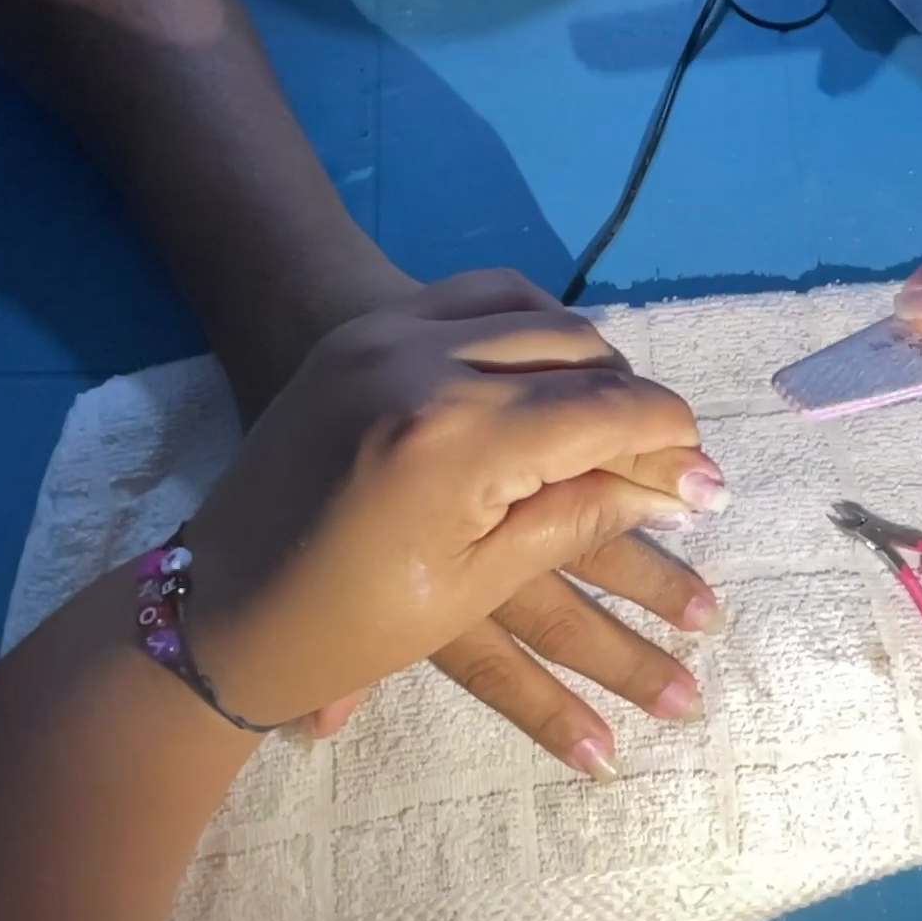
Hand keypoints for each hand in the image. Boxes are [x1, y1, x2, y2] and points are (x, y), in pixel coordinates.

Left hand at [179, 271, 725, 747]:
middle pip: (582, 355)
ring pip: (539, 315)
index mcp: (454, 443)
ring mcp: (390, 332)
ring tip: (616, 419)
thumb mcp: (474, 585)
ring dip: (594, 363)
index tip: (708, 480)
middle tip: (670, 460)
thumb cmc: (344, 625)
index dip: (670, 441)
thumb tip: (671, 485)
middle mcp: (426, 362)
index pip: (603, 412)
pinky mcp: (370, 330)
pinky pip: (481, 295)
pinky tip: (552, 364)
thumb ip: (577, 516)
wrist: (213, 602)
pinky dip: (533, 323)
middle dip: (640, 406)